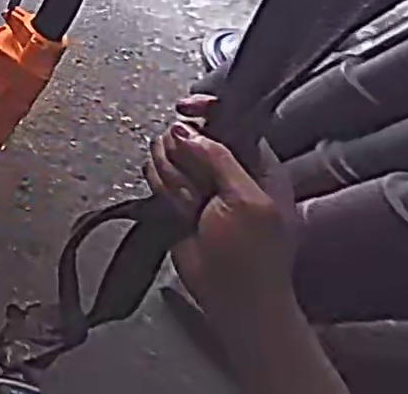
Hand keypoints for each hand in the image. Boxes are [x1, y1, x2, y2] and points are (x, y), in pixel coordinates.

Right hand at [144, 97, 296, 329]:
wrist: (231, 298)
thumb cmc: (253, 259)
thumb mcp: (249, 202)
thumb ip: (220, 158)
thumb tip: (185, 129)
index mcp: (255, 163)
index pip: (227, 118)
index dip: (205, 108)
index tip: (185, 109)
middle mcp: (224, 166)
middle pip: (186, 132)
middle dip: (184, 157)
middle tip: (199, 186)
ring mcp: (197, 179)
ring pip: (165, 149)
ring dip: (172, 178)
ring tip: (191, 206)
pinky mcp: (173, 192)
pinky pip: (153, 171)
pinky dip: (160, 188)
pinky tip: (177, 209)